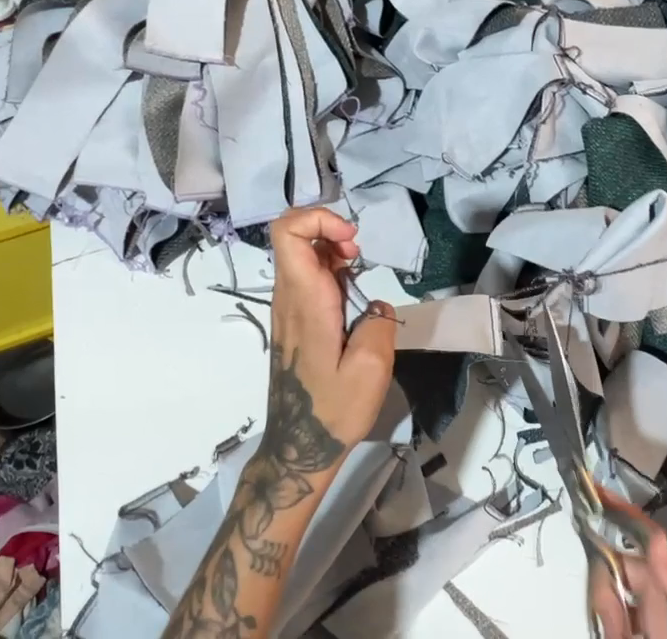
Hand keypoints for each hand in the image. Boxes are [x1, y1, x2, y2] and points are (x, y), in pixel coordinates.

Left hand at [265, 208, 398, 461]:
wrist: (298, 446)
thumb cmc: (333, 408)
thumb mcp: (371, 367)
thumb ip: (379, 323)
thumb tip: (376, 307)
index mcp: (305, 300)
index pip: (288, 231)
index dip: (319, 219)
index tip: (352, 242)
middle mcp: (289, 297)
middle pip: (293, 235)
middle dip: (329, 231)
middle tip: (358, 256)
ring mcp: (287, 309)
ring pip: (299, 255)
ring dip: (331, 252)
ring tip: (359, 274)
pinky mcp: (293, 321)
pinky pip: (305, 277)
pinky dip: (329, 272)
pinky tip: (352, 295)